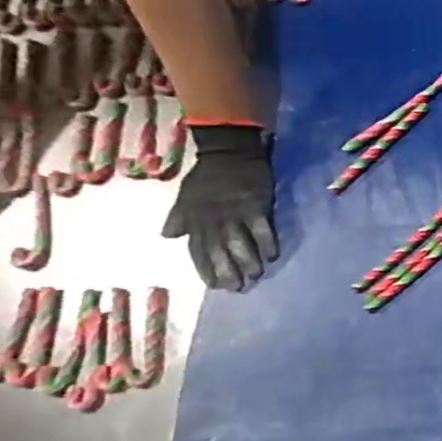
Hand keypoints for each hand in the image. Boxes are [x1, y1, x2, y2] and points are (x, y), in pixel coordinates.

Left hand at [161, 124, 278, 290]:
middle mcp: (213, 222)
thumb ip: (179, 217)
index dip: (205, 270)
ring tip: (256, 275)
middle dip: (228, 273)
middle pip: (220, 254)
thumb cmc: (207, 176)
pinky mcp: (255, 208)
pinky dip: (267, 245)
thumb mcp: (186, 196)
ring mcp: (235, 215)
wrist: (228, 152)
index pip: (198, 252)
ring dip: (249, 263)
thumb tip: (169, 236)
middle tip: (238, 287)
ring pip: (241, 246)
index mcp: (196, 221)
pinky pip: (262, 231)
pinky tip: (272, 256)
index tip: (215, 285)